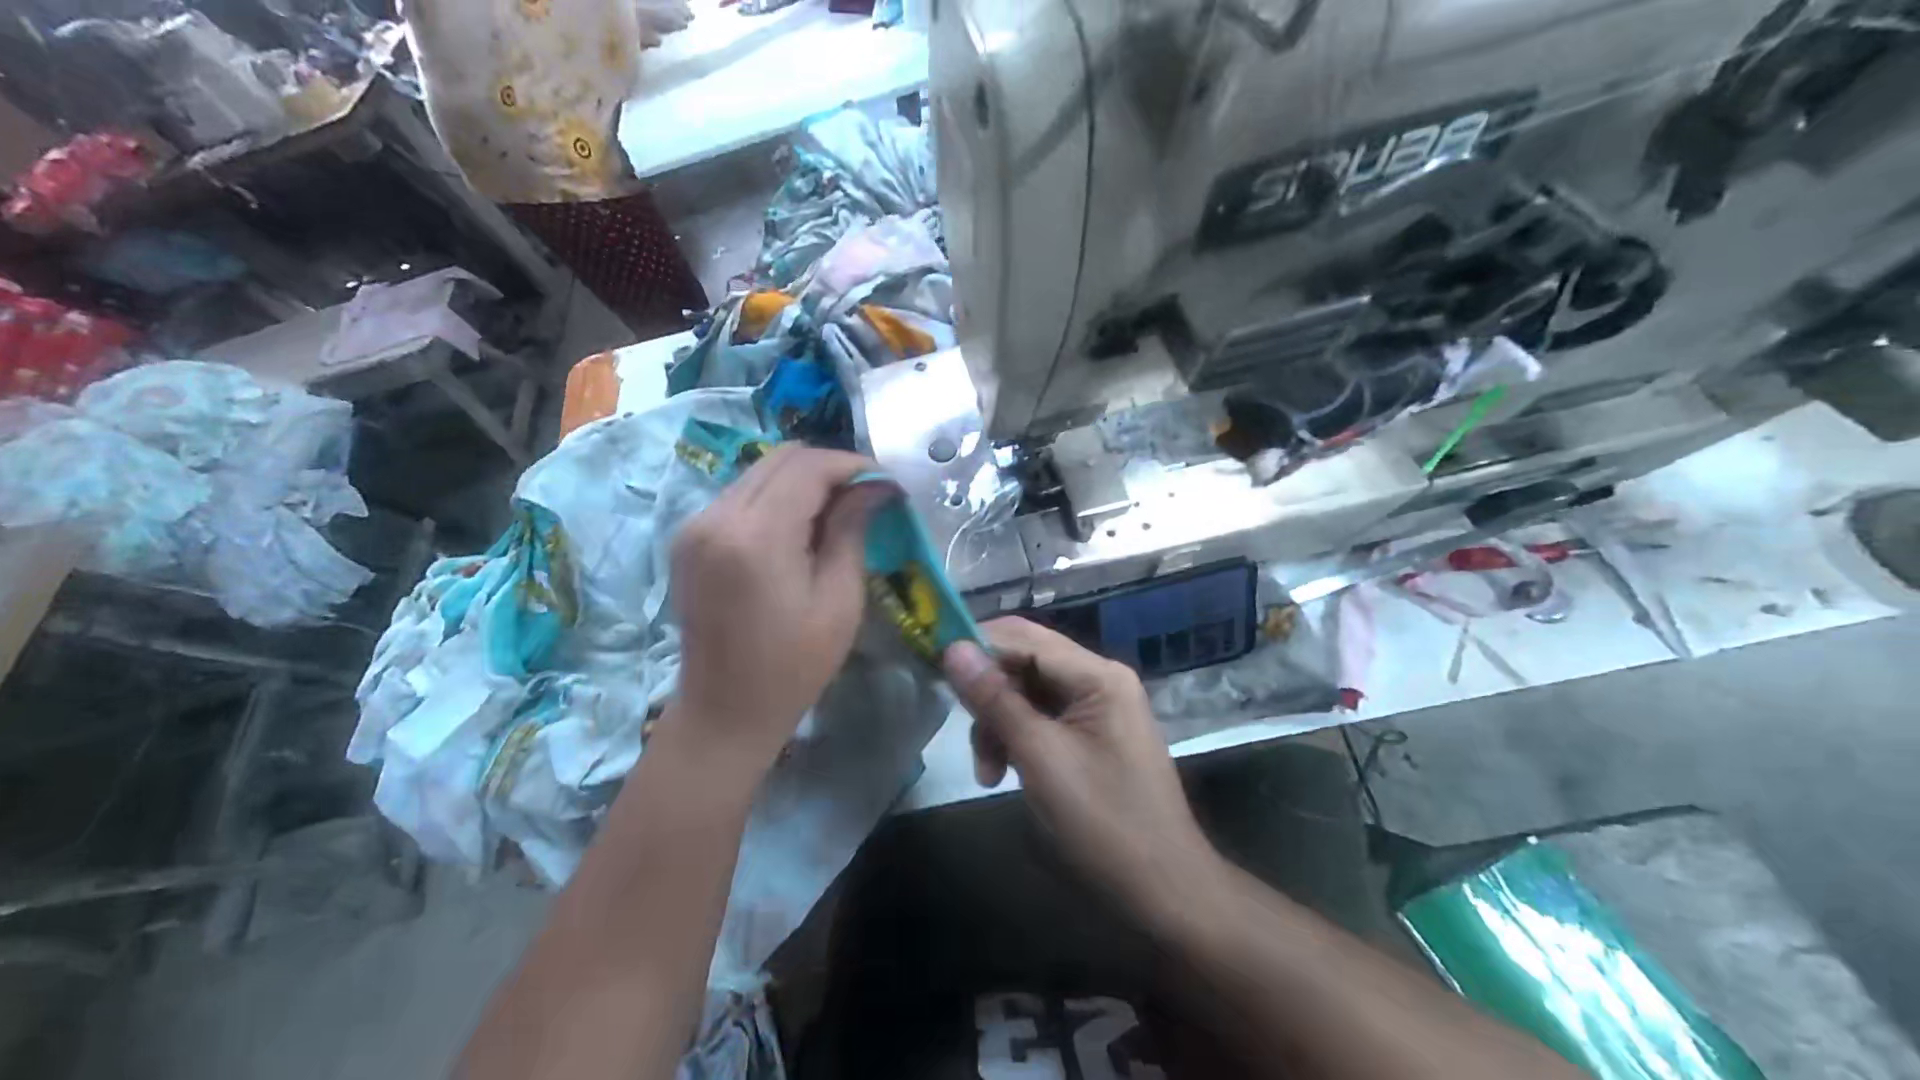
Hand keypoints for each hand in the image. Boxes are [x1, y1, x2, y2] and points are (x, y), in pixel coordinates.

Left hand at [666, 446, 886, 777]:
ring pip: (759, 471)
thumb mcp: (839, 600)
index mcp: (755, 537)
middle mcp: (716, 517)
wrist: (725, 710)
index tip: (887, 484)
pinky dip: (776, 496)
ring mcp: (694, 525)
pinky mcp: (688, 537)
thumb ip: (851, 530)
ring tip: (838, 509)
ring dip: (803, 480)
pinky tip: (801, 525)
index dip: (853, 465)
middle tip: (867, 494)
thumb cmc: (793, 666)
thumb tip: (875, 486)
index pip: (808, 467)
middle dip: (830, 467)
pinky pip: (741, 494)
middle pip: (780, 458)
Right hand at [942, 618, 1218, 920]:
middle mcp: (1099, 680)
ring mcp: (1097, 709)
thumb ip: (995, 699)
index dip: (976, 644)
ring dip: (999, 724)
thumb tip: (953, 648)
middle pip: (1025, 663)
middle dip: (988, 695)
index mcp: (1097, 675)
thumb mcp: (1040, 756)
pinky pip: (1041, 720)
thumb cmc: (1103, 821)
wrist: (1162, 890)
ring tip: (988, 771)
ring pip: (1027, 694)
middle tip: (965, 730)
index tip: (931, 662)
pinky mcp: (1091, 737)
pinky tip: (1004, 773)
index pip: (1023, 637)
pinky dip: (1017, 741)